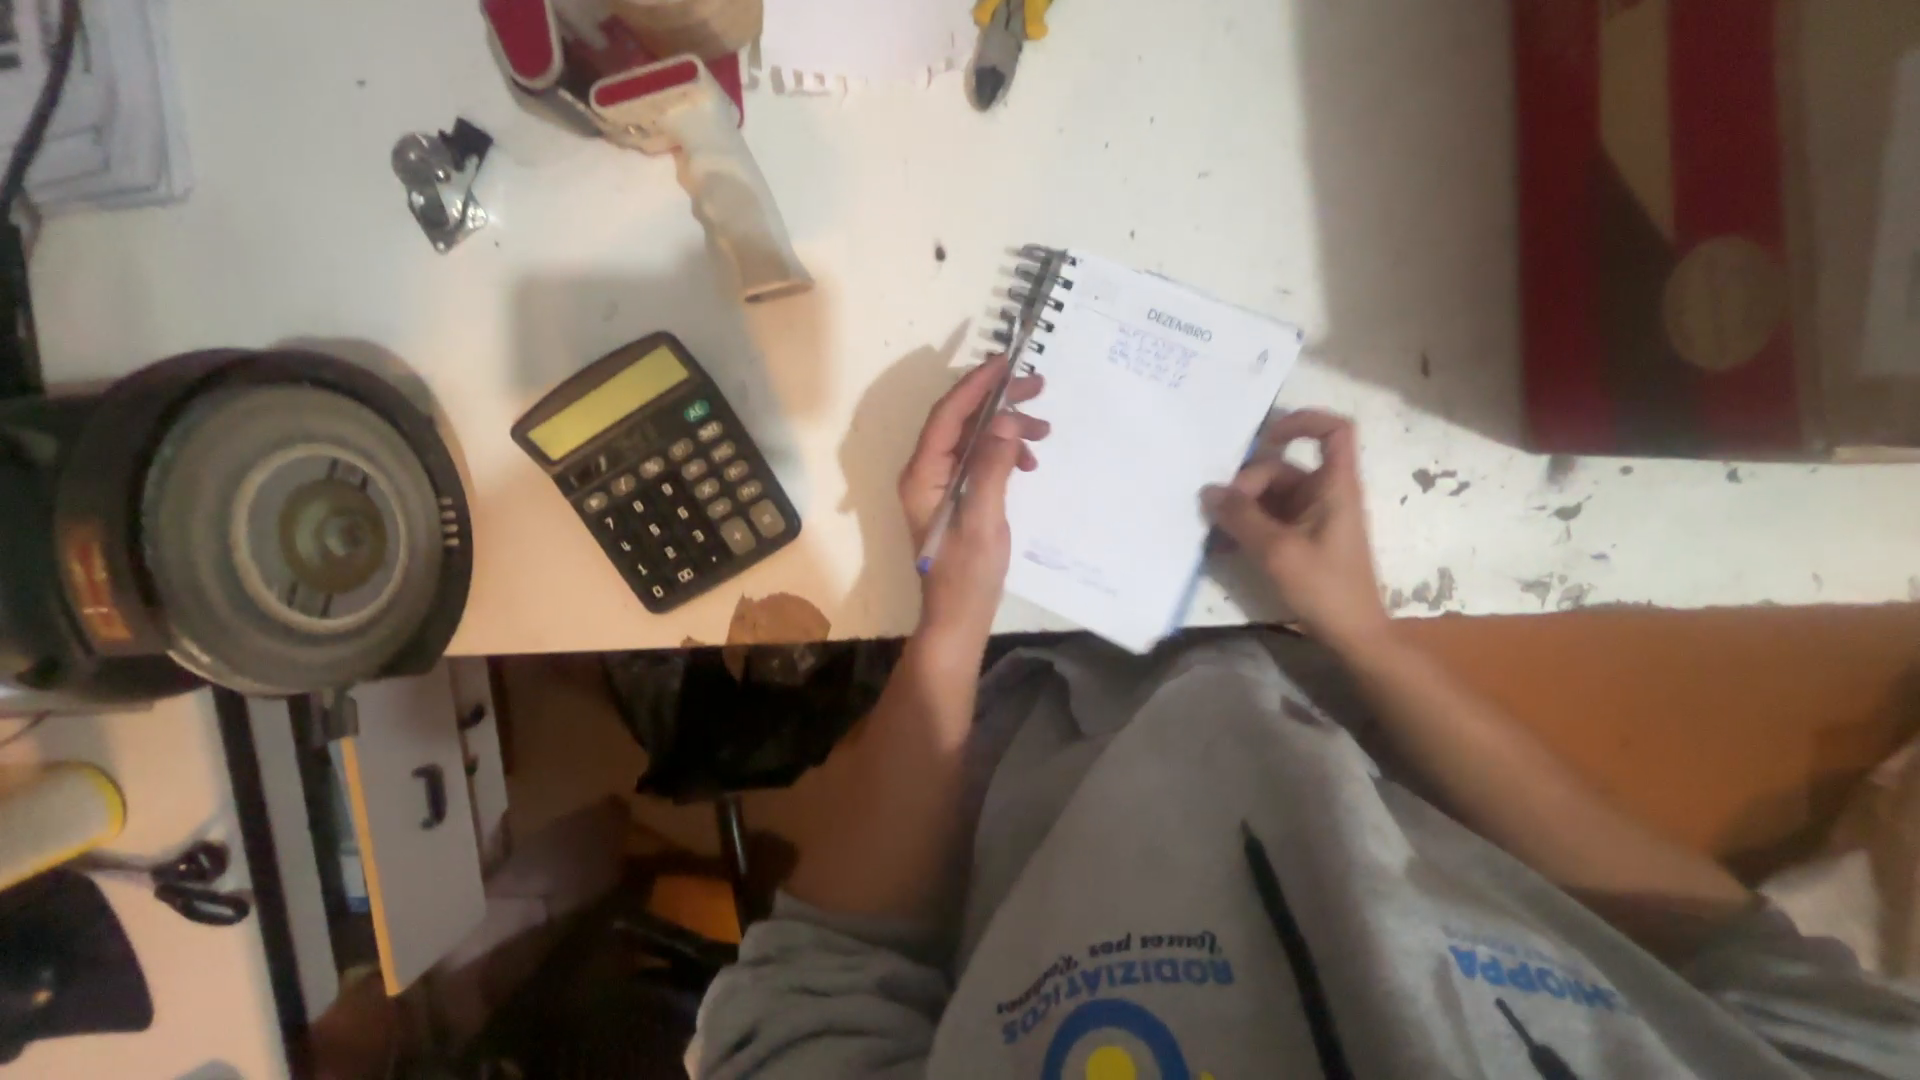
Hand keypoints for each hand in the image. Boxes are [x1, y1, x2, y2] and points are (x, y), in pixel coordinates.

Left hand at [898, 355, 1047, 659]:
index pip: (948, 416)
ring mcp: (941, 484)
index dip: (976, 385)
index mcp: (923, 474)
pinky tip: (1029, 462)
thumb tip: (1004, 421)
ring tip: (1044, 430)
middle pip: (960, 421)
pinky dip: (1005, 454)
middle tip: (1038, 387)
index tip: (1006, 363)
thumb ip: (991, 468)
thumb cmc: (966, 575)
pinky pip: (980, 460)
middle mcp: (926, 472)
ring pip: (974, 439)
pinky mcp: (957, 495)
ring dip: (1007, 429)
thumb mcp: (983, 520)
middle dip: (997, 401)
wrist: (958, 618)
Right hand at [1200, 409, 1388, 654]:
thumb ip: (1241, 518)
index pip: (1334, 431)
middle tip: (1222, 514)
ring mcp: (1311, 517)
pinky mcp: (1300, 539)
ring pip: (1267, 496)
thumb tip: (1208, 492)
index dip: (1301, 422)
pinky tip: (1220, 547)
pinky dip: (1244, 527)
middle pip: (1280, 467)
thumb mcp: (1277, 551)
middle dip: (1246, 485)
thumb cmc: (1325, 588)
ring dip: (1239, 509)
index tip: (1265, 440)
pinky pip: (1266, 520)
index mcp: (1335, 486)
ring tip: (1212, 533)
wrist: (1352, 635)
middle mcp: (1324, 494)